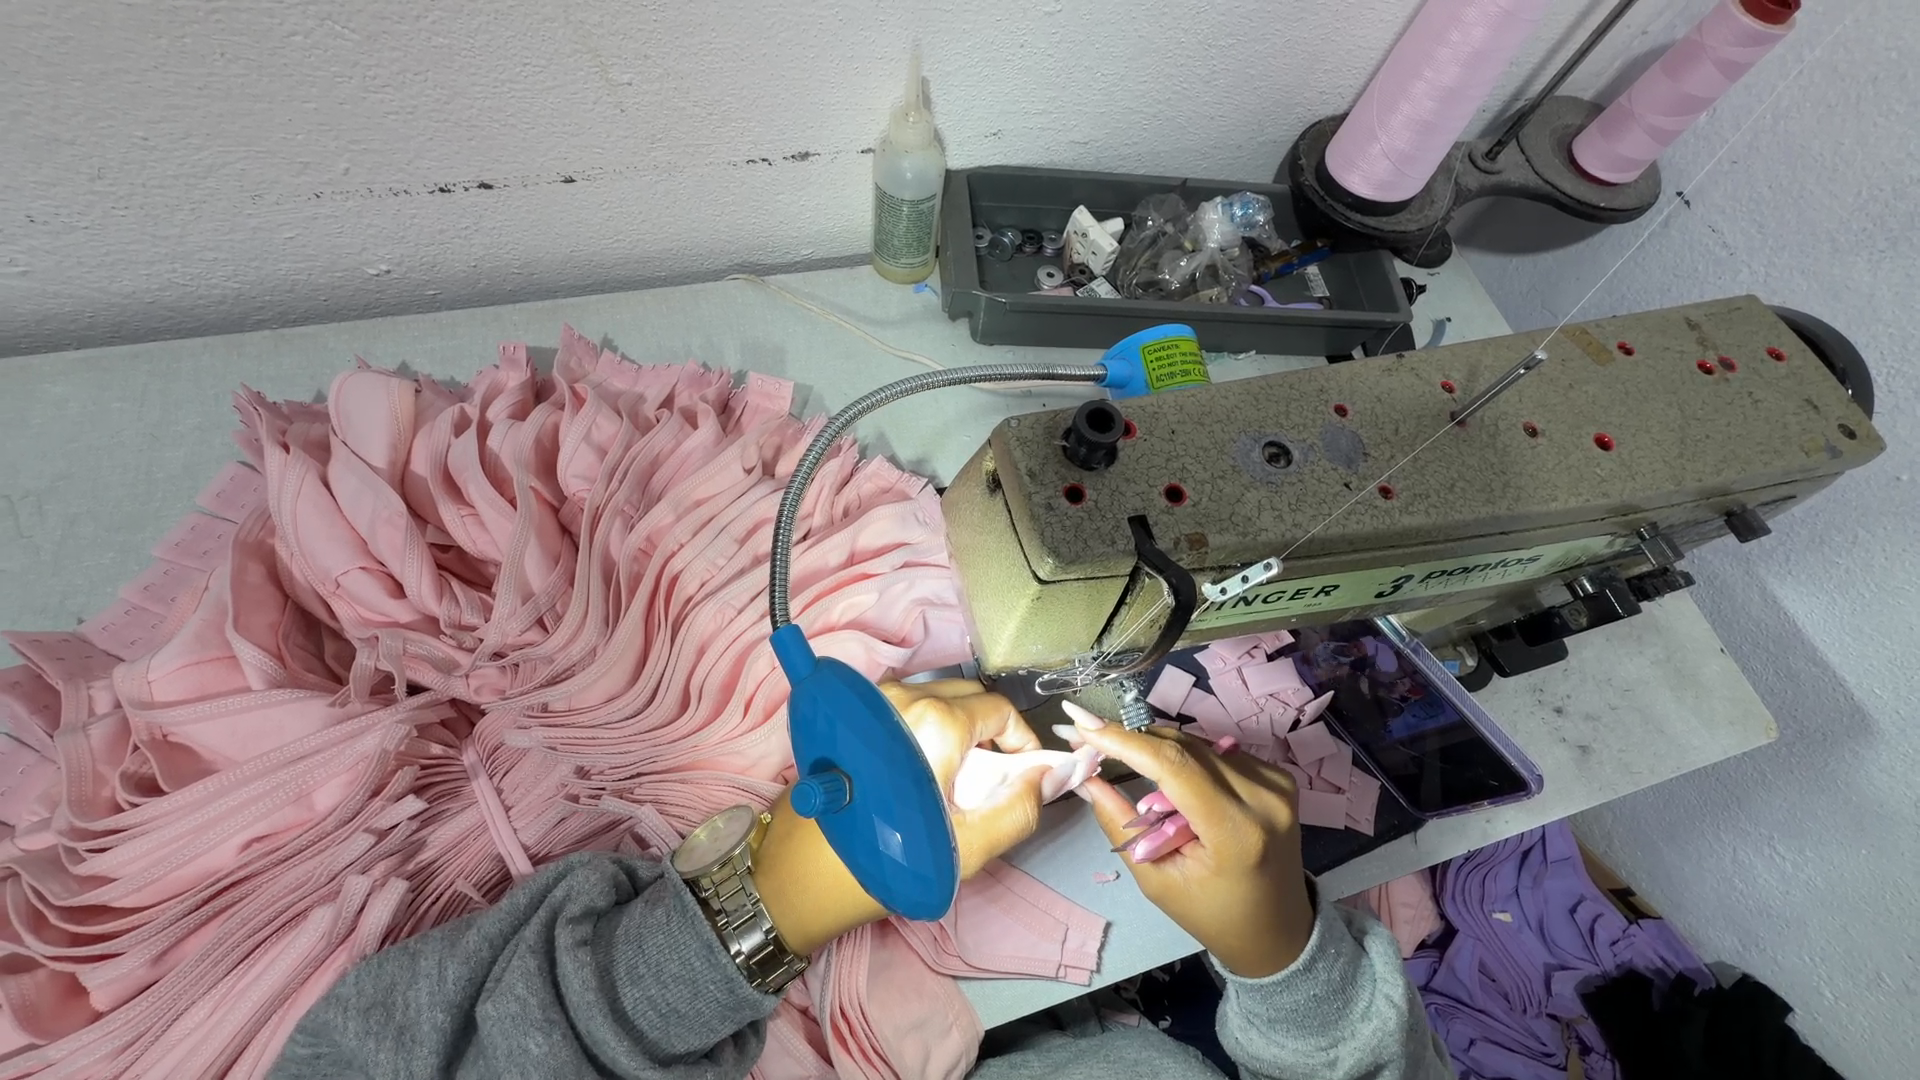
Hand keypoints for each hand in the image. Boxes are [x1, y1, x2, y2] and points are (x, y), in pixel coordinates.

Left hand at [754, 680, 1051, 954]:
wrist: (802, 874)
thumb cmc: (888, 860)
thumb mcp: (967, 846)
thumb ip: (1020, 806)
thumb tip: (1057, 773)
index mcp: (936, 723)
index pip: (1001, 710)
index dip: (1022, 741)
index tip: (1026, 771)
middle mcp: (905, 699)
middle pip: (970, 697)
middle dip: (991, 731)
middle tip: (990, 778)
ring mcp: (875, 702)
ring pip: (938, 697)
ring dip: (959, 726)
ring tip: (953, 776)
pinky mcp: (855, 713)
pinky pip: (907, 705)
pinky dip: (927, 724)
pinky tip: (918, 768)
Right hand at [1062, 702, 1315, 977]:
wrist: (1279, 932)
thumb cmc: (1212, 915)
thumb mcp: (1156, 880)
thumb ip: (1118, 822)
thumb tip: (1082, 776)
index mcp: (1235, 830)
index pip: (1172, 765)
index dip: (1123, 739)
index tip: (1081, 723)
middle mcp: (1262, 797)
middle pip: (1182, 746)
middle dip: (1130, 737)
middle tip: (1087, 734)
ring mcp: (1275, 784)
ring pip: (1196, 744)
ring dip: (1154, 746)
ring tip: (1117, 752)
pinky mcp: (1278, 778)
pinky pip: (1215, 752)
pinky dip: (1183, 757)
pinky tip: (1165, 776)